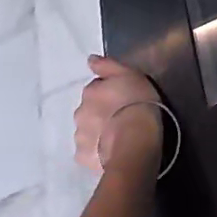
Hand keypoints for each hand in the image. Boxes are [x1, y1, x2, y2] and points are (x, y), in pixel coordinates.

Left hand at [74, 55, 164, 176]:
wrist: (135, 141)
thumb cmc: (136, 103)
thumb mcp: (129, 74)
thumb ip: (108, 65)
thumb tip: (90, 59)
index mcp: (90, 92)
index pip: (96, 89)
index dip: (109, 93)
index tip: (122, 99)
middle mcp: (80, 112)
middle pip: (89, 110)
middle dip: (100, 113)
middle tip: (119, 119)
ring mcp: (80, 136)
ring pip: (87, 131)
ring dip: (97, 132)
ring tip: (117, 138)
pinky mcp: (84, 157)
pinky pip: (89, 153)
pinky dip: (96, 152)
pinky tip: (110, 152)